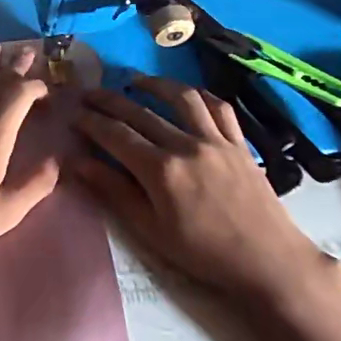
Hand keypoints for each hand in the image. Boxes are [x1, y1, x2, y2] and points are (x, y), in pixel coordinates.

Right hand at [71, 75, 333, 305]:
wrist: (266, 259)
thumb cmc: (203, 253)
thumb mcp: (151, 230)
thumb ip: (114, 192)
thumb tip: (77, 163)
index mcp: (161, 170)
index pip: (116, 135)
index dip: (91, 122)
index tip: (74, 114)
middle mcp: (187, 145)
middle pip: (141, 113)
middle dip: (110, 101)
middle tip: (90, 94)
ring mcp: (216, 139)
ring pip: (182, 98)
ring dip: (155, 84)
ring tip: (135, 81)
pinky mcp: (239, 142)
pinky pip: (219, 107)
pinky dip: (200, 94)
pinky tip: (188, 94)